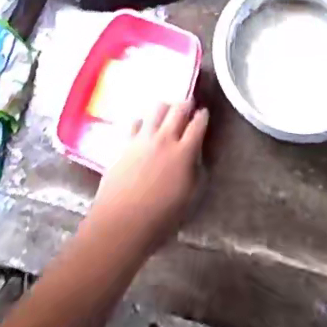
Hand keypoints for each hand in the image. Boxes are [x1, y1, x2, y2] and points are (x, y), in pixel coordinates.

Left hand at [85, 100, 208, 255]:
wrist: (121, 222)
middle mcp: (164, 139)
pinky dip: (143, 120)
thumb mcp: (189, 199)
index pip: (197, 125)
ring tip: (167, 110)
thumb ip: (195, 174)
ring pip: (156, 109)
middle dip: (186, 104)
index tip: (204, 113)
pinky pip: (136, 122)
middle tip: (189, 104)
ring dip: (165, 107)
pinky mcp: (124, 143)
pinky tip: (143, 125)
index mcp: (184, 153)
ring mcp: (142, 139)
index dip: (203, 116)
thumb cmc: (160, 218)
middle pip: (178, 110)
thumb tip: (195, 159)